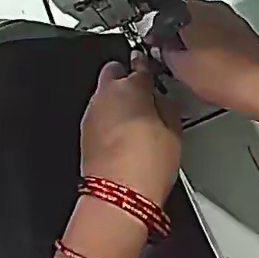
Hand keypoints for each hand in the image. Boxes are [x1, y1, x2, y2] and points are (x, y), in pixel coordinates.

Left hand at [80, 57, 180, 203]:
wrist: (118, 192)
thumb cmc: (147, 163)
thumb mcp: (174, 132)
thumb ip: (168, 107)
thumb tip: (163, 101)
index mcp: (132, 87)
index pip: (140, 65)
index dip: (147, 69)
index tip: (151, 74)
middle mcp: (107, 93)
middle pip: (113, 71)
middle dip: (124, 77)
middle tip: (141, 95)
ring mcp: (92, 110)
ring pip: (102, 93)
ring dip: (115, 99)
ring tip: (132, 120)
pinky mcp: (84, 128)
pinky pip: (97, 113)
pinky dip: (106, 117)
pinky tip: (120, 135)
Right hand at [154, 0, 258, 115]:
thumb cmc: (226, 75)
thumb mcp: (179, 67)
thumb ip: (165, 53)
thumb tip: (164, 51)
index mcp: (194, 10)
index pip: (164, 14)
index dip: (154, 32)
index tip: (152, 44)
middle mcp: (215, 9)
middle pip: (186, 17)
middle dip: (176, 34)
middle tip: (168, 54)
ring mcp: (234, 22)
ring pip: (205, 26)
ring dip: (195, 40)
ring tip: (189, 64)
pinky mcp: (247, 37)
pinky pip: (222, 37)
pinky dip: (213, 48)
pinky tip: (210, 68)